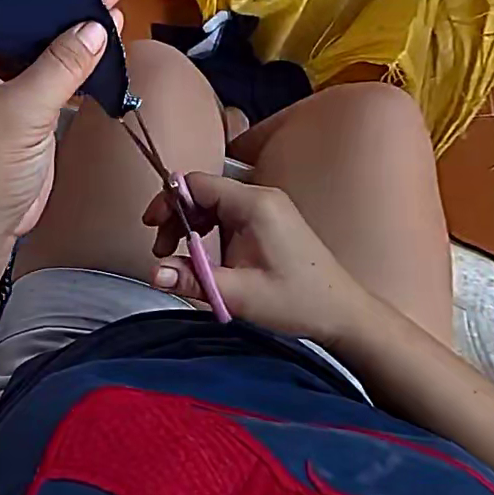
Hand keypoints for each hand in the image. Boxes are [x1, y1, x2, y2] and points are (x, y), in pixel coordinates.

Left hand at [0, 0, 130, 306]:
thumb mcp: (19, 113)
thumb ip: (60, 66)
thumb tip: (96, 25)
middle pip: (20, 17)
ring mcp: (2, 84)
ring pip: (41, 43)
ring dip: (76, 24)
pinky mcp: (27, 106)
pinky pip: (55, 71)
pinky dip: (80, 58)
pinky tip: (109, 35)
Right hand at [142, 173, 378, 345]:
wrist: (340, 311)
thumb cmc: (298, 301)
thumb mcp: (239, 295)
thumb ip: (194, 279)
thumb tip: (154, 273)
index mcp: (255, 205)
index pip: (197, 183)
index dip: (169, 201)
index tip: (152, 227)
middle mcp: (261, 196)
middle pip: (202, 191)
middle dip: (176, 216)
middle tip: (163, 250)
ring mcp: (267, 206)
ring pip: (212, 201)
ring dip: (190, 223)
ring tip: (178, 255)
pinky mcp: (269, 218)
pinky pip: (227, 212)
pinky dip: (208, 228)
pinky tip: (203, 253)